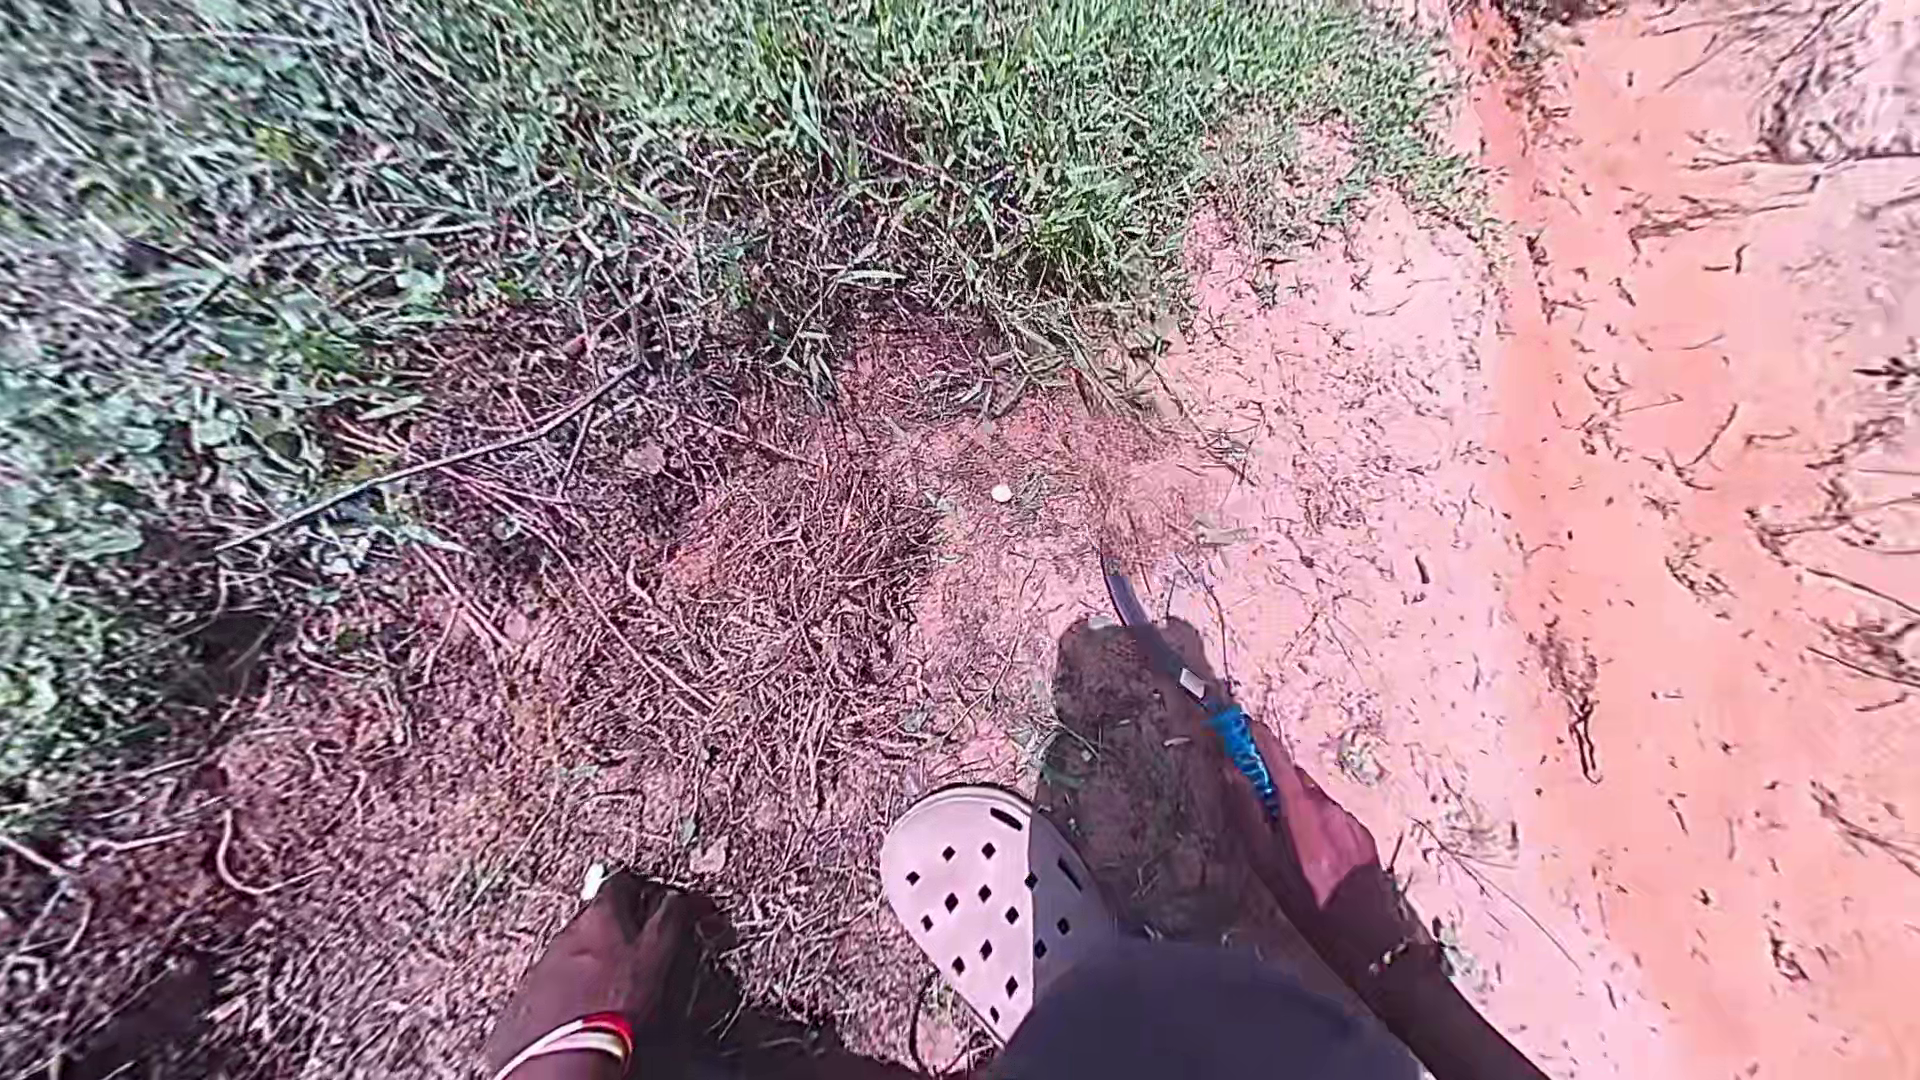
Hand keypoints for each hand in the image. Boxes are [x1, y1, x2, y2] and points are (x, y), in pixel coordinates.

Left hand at [482, 872, 698, 1077]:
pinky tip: (581, 1016)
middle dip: (613, 931)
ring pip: (571, 956)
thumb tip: (678, 899)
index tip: (653, 902)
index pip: (622, 883)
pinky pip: (547, 992)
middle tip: (634, 953)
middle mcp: (564, 937)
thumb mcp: (660, 954)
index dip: (640, 890)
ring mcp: (538, 974)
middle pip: (594, 920)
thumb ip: (671, 917)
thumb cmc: (616, 1007)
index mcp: (600, 917)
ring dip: (588, 964)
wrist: (561, 1067)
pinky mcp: (519, 1011)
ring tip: (608, 991)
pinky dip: (564, 997)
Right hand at [1220, 723, 1430, 987]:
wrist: (1371, 943)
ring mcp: (1347, 816)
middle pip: (1289, 772)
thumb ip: (1245, 809)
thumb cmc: (1308, 902)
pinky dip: (1309, 815)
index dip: (1250, 733)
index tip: (1231, 721)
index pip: (1273, 754)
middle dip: (1267, 775)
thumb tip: (1228, 768)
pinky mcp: (1360, 830)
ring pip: (1307, 792)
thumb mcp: (1263, 860)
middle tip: (1250, 796)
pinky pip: (1325, 810)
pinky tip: (1307, 848)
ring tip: (1282, 836)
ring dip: (1288, 799)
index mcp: (1300, 808)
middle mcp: (1327, 804)